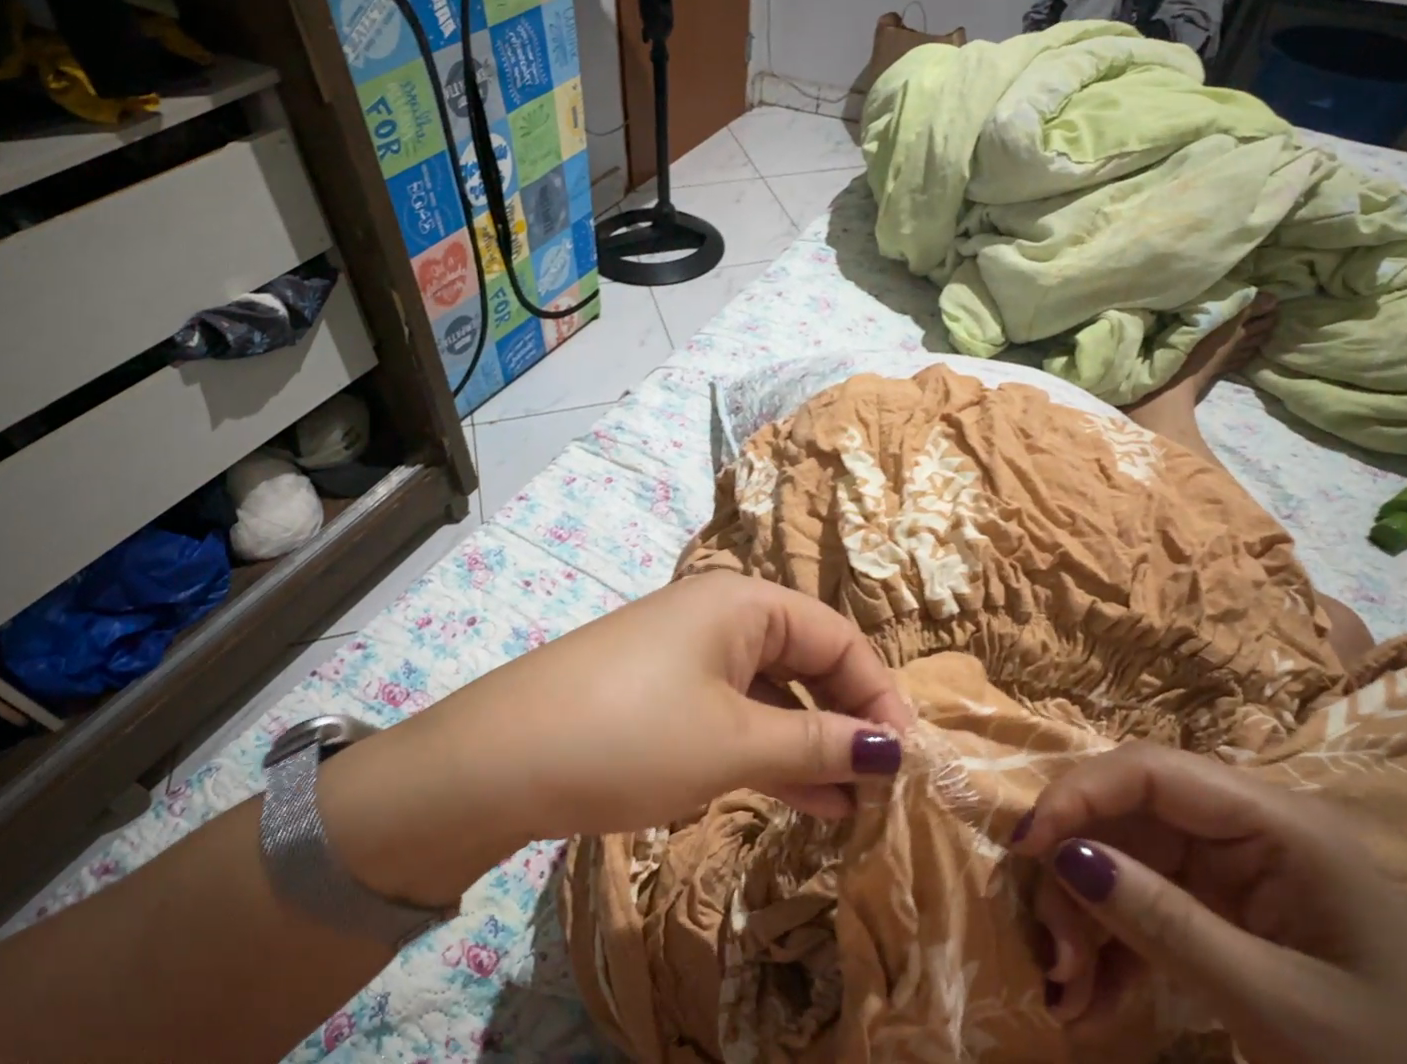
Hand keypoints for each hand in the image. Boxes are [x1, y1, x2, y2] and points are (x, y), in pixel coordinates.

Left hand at [318, 573, 911, 905]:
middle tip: (881, 787)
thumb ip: (820, 744)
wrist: (497, 762)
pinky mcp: (656, 694)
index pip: (841, 639)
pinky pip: (731, 714)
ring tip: (849, 804)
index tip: (909, 761)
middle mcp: (716, 616)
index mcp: (743, 603)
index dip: (880, 697)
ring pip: (769, 693)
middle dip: (846, 722)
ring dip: (810, 744)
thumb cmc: (633, 737)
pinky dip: (765, 751)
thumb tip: (895, 751)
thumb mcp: (737, 744)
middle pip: (807, 661)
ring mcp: (682, 656)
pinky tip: (798, 797)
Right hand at [1011, 744, 1406, 1063]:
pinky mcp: (1229, 918)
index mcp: (1280, 825)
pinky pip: (1145, 913)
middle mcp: (1250, 834)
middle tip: (1052, 956)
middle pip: (1127, 820)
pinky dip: (1111, 954)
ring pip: (1124, 867)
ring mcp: (1237, 877)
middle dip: (1074, 879)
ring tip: (1068, 995)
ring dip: (1084, 926)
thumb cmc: (1397, 1062)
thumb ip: (1163, 922)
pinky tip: (1093, 1003)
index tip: (1020, 848)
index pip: (1151, 771)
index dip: (1076, 795)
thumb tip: (1061, 854)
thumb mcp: (1276, 1001)